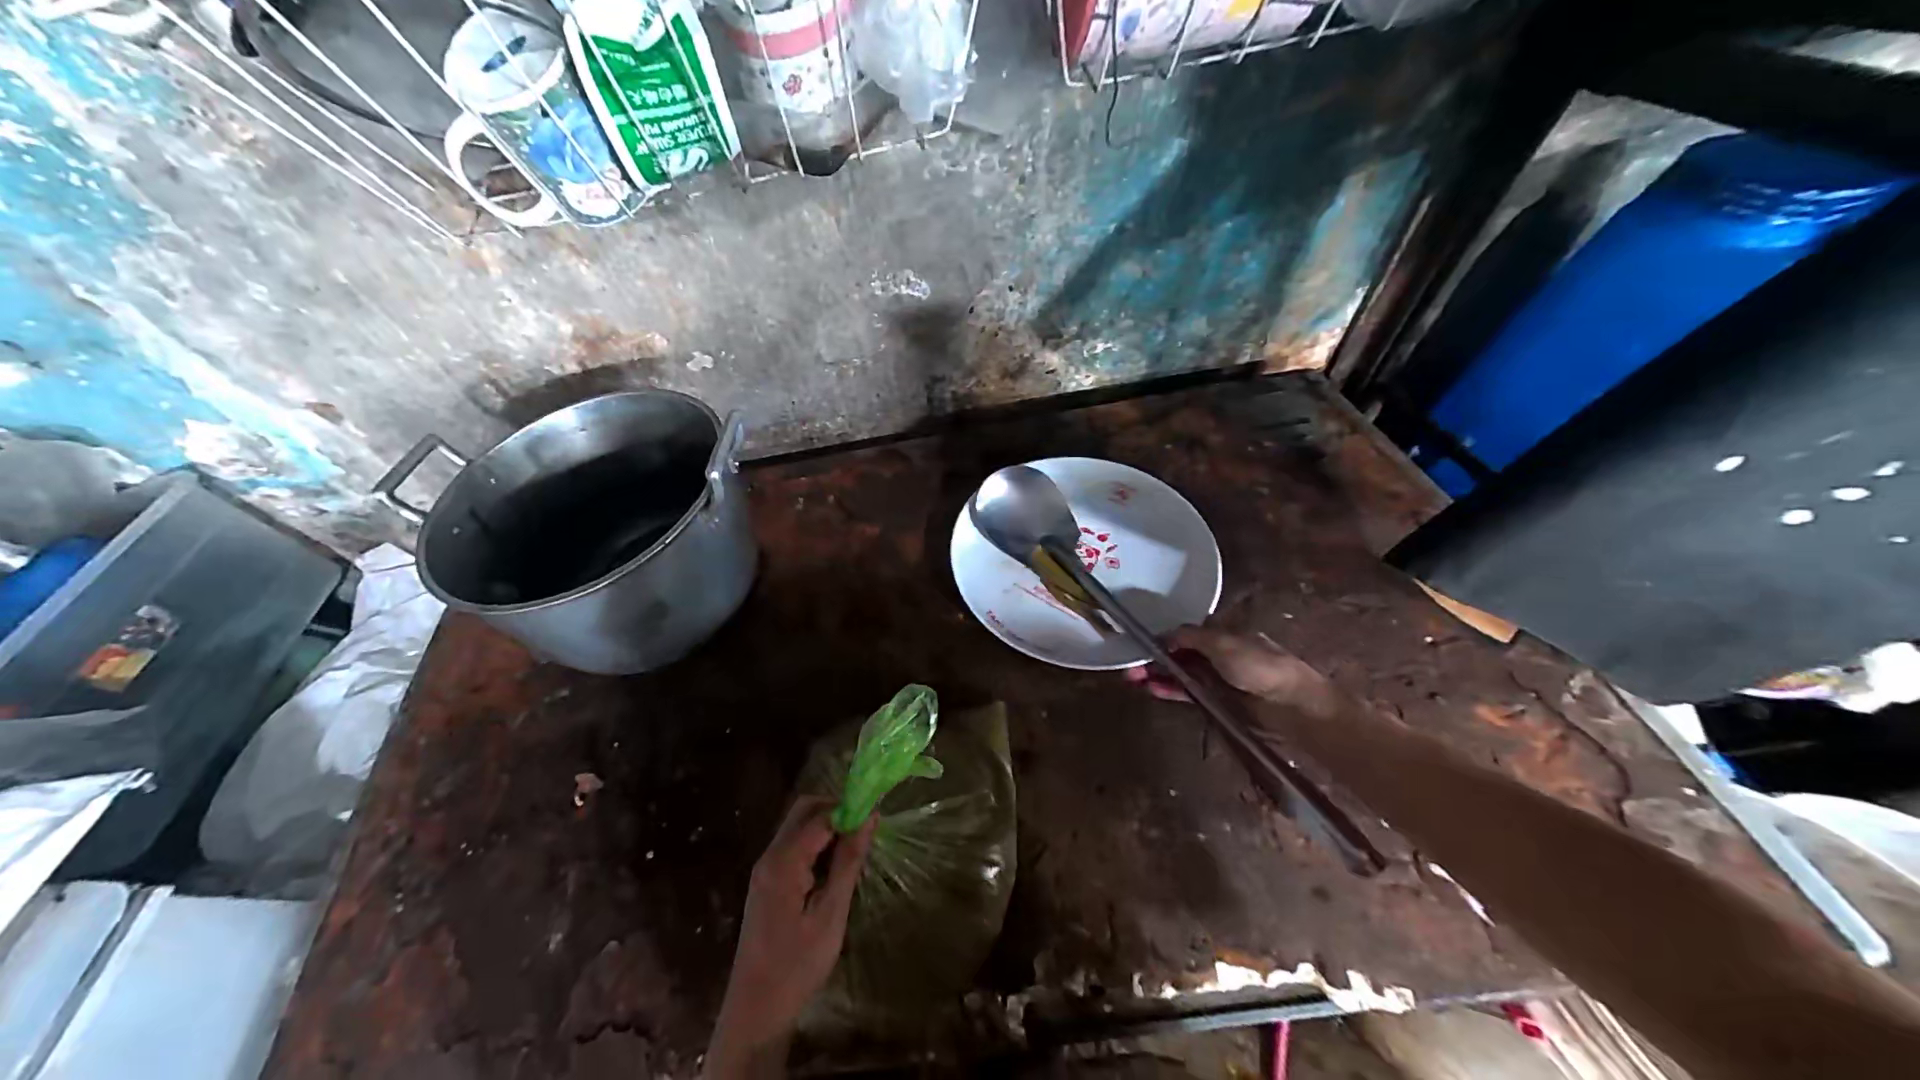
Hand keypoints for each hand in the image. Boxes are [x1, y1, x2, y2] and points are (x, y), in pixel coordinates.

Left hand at [705, 797, 875, 1079]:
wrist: (756, 1009)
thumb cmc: (797, 964)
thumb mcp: (831, 913)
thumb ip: (848, 861)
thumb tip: (868, 818)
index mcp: (783, 861)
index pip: (820, 815)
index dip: (849, 809)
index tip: (876, 818)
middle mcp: (769, 856)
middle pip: (804, 811)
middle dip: (837, 811)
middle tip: (865, 832)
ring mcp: (765, 868)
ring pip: (798, 826)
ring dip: (828, 828)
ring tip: (855, 852)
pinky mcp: (767, 882)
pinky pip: (794, 846)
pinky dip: (817, 845)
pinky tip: (835, 868)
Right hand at [1125, 624, 1341, 719]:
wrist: (1291, 706)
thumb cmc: (1259, 666)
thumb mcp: (1222, 643)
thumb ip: (1190, 637)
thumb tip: (1164, 636)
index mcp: (1221, 633)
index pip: (1183, 632)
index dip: (1160, 636)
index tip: (1137, 642)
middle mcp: (1216, 653)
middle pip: (1177, 653)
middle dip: (1153, 657)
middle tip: (1129, 665)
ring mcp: (1216, 678)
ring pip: (1179, 673)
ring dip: (1156, 674)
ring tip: (1132, 679)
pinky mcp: (1216, 701)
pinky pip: (1187, 692)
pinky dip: (1169, 690)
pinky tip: (1151, 689)